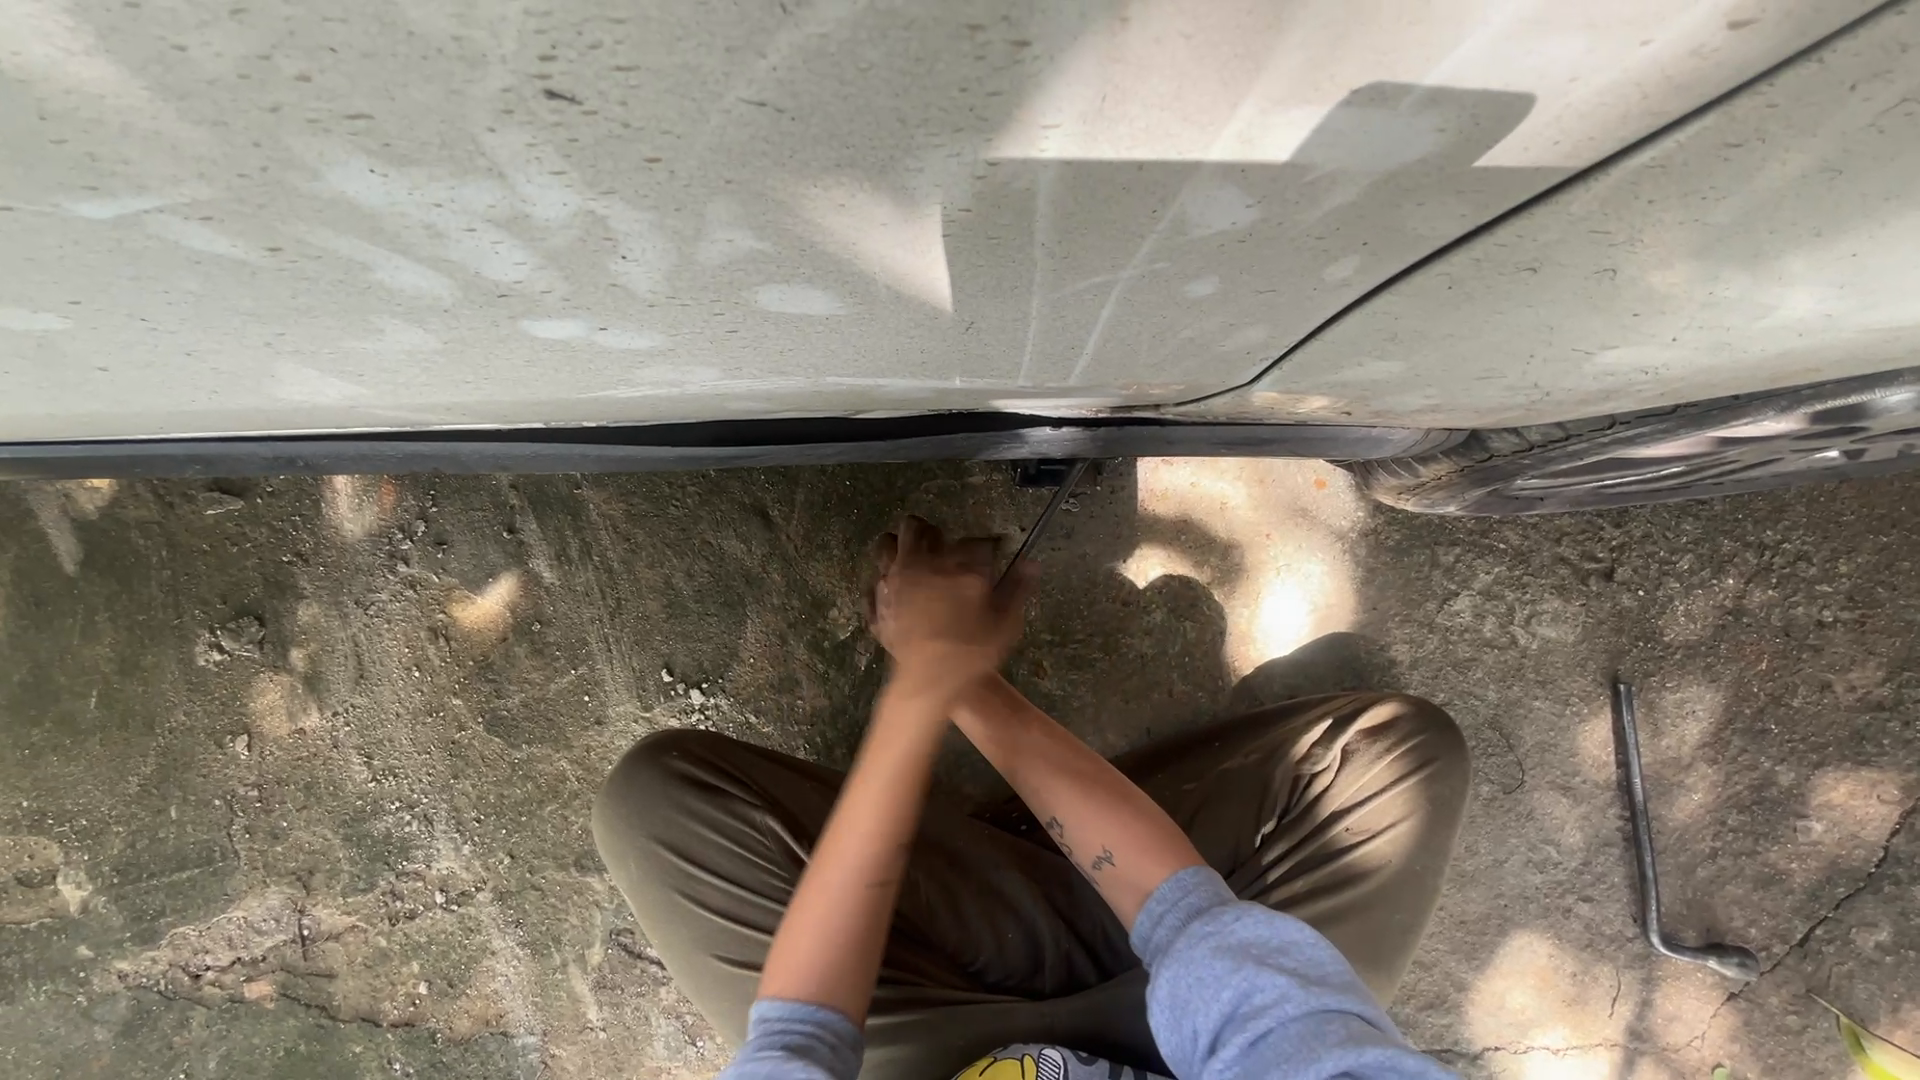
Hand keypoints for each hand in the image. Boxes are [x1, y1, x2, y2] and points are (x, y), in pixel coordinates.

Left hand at [869, 516, 1032, 699]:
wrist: (928, 680)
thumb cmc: (972, 650)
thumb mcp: (1006, 622)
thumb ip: (1017, 588)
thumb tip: (1031, 564)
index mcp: (956, 564)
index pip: (974, 541)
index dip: (987, 546)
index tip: (993, 554)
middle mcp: (919, 564)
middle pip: (916, 527)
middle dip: (931, 531)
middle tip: (943, 545)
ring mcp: (892, 582)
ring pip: (886, 544)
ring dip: (899, 547)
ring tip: (912, 559)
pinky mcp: (876, 605)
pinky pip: (873, 584)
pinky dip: (884, 584)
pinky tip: (894, 593)